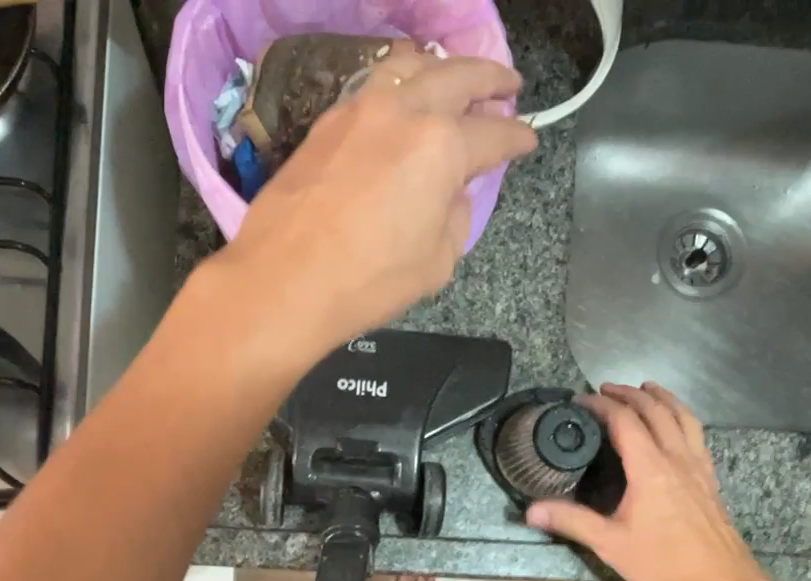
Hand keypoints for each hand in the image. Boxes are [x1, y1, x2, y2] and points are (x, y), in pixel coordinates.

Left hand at [212, 53, 536, 356]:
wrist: (283, 283)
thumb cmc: (366, 282)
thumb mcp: (436, 262)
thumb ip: (454, 217)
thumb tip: (450, 195)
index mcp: (441, 146)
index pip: (494, 135)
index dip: (517, 138)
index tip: (527, 139)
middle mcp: (403, 112)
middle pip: (458, 77)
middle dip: (490, 81)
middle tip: (507, 88)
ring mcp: (358, 111)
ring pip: (409, 68)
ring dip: (441, 69)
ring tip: (454, 81)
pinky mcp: (325, 124)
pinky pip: (372, 89)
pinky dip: (398, 87)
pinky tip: (401, 102)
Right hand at [525, 383, 776, 580]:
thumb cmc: (662, 562)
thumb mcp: (609, 543)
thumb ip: (571, 521)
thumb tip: (531, 511)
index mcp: (650, 468)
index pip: (625, 421)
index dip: (601, 405)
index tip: (581, 400)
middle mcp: (677, 458)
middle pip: (656, 411)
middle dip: (630, 394)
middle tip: (607, 389)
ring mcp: (698, 467)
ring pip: (683, 417)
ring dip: (663, 398)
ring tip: (648, 388)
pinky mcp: (710, 480)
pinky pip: (697, 435)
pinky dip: (683, 419)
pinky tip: (678, 427)